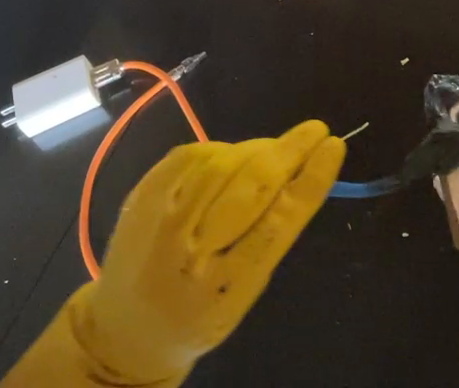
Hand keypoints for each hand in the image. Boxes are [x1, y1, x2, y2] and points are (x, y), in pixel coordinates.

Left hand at [72, 121, 344, 383]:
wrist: (125, 328)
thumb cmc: (201, 310)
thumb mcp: (246, 287)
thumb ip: (273, 233)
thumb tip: (302, 167)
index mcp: (226, 286)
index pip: (278, 222)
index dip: (310, 180)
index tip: (333, 147)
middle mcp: (190, 252)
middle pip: (250, 185)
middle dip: (289, 151)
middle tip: (315, 131)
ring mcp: (161, 221)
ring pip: (221, 163)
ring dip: (257, 148)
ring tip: (274, 149)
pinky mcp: (142, 196)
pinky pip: (192, 155)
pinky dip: (221, 148)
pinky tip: (233, 155)